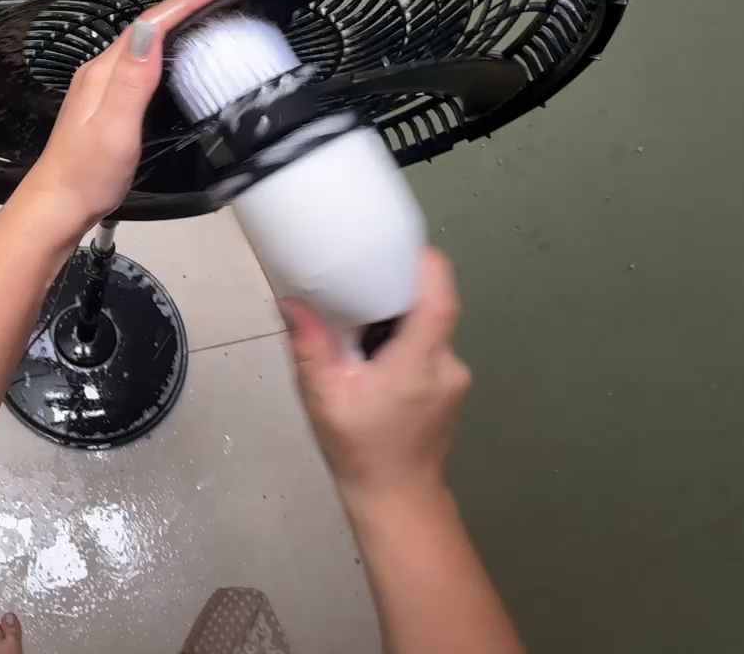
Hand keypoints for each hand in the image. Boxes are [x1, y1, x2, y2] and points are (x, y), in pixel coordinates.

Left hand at [13, 0, 231, 229]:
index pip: (148, 24)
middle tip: (222, 1)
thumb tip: (149, 34)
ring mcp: (101, 88)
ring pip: (142, 46)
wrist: (59, 205)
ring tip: (207, 22)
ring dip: (174, 28)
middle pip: (146, 29)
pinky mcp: (106, 105)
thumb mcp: (114, 128)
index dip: (185, 3)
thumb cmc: (85, 175)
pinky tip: (175, 63)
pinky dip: (163, 55)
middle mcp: (100, 74)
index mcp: (104, 73)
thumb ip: (131, 80)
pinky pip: (138, 67)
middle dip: (184, 9)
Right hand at [279, 249, 471, 510]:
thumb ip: (310, 345)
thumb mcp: (322, 395)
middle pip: (432, 307)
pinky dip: (402, 337)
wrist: (397, 499)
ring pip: (429, 327)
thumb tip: (290, 300)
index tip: (397, 243)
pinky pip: (428, 346)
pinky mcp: (448, 387)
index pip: (438, 301)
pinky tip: (370, 348)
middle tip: (355, 272)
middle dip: (396, 287)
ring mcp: (452, 377)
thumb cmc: (358, 446)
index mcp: (417, 364)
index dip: (425, 266)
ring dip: (396, 316)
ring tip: (355, 313)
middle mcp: (446, 365)